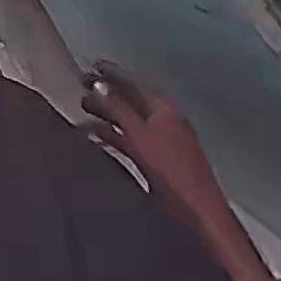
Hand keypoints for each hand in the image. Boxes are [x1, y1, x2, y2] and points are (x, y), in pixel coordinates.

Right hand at [81, 60, 212, 195]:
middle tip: (85, 88)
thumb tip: (99, 90)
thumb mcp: (139, 134)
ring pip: (129, 122)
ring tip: (85, 110)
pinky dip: (114, 136)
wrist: (196, 213)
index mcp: (165, 109)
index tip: (95, 67)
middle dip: (106, 95)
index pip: (134, 84)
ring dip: (107, 116)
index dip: (112, 74)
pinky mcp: (158, 161)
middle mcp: (165, 122)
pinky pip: (131, 141)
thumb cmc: (175, 172)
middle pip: (131, 101)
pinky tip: (99, 137)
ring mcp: (163, 142)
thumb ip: (117, 110)